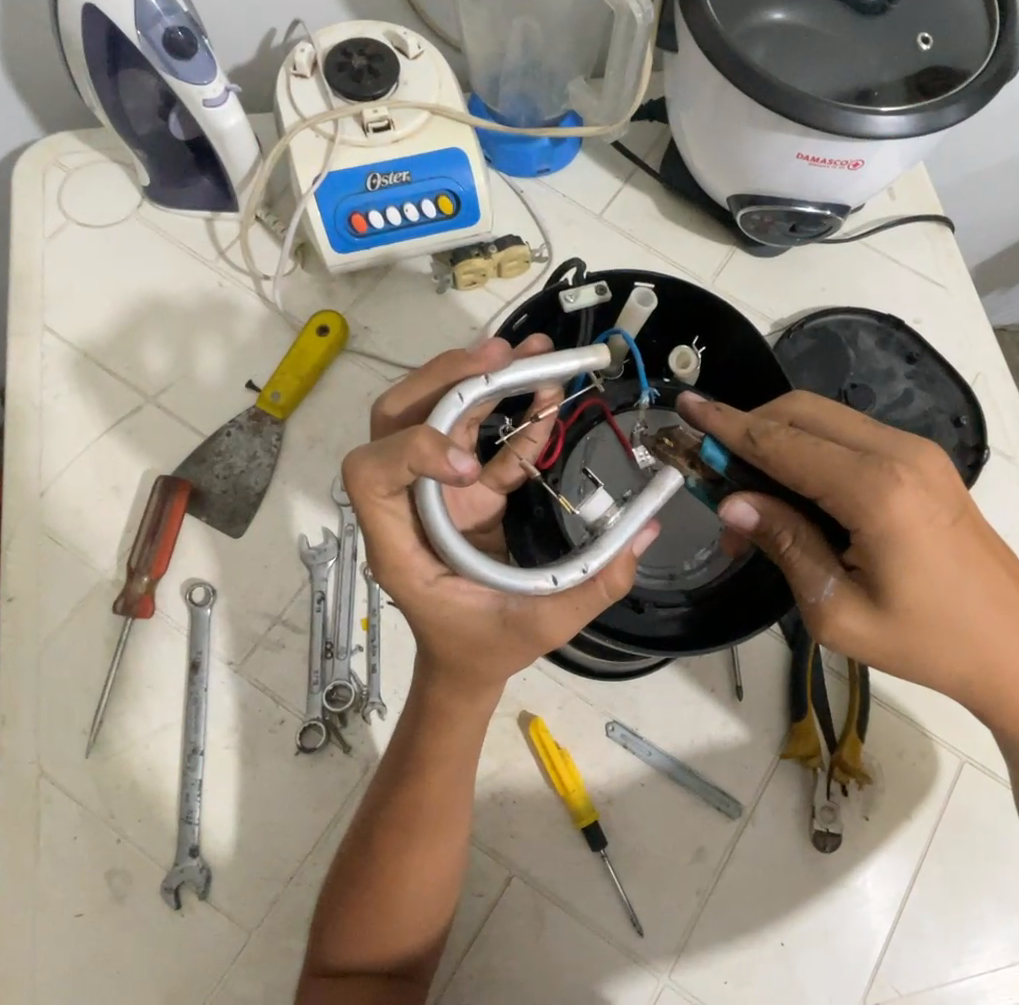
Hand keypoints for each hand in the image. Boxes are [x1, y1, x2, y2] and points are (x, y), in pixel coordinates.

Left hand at [343, 336, 660, 698]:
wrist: (465, 662)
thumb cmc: (485, 649)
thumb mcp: (541, 626)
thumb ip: (595, 585)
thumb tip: (647, 529)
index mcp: (400, 544)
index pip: (372, 474)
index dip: (413, 451)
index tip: (468, 466)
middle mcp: (407, 505)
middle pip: (396, 419)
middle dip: (444, 380)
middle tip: (499, 358)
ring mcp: (434, 492)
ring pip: (435, 414)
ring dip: (479, 379)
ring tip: (530, 356)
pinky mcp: (463, 490)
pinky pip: (481, 439)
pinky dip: (513, 414)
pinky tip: (548, 394)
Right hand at [676, 390, 1018, 730]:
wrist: (1013, 649)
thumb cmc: (926, 643)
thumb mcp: (837, 612)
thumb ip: (784, 544)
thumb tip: (733, 501)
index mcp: (876, 491)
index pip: (781, 443)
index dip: (727, 427)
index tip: (686, 409)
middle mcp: (899, 453)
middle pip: (802, 413)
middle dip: (749, 428)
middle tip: (711, 467)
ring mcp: (919, 453)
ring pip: (827, 419)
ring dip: (779, 441)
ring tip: (747, 493)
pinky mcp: (926, 463)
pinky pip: (851, 438)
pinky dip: (810, 450)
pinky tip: (791, 491)